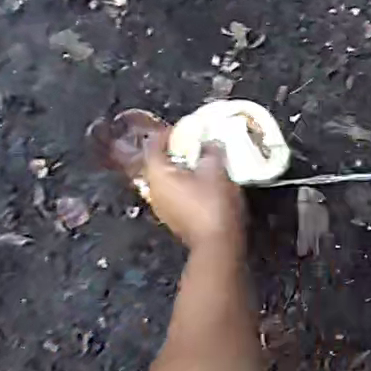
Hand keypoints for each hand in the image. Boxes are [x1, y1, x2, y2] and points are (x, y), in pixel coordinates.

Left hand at [138, 130, 246, 252]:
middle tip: (196, 143)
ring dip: (182, 169)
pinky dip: (186, 184)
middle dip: (176, 151)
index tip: (186, 126)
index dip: (169, 132)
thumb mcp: (217, 171)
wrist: (218, 244)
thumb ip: (211, 151)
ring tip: (202, 162)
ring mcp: (162, 206)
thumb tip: (209, 142)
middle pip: (159, 162)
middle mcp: (153, 189)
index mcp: (158, 173)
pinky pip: (176, 193)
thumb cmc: (213, 204)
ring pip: (167, 179)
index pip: (155, 144)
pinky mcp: (174, 219)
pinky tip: (203, 184)